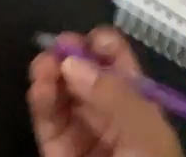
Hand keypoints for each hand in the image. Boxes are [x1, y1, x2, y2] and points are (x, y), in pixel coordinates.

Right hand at [28, 28, 183, 156]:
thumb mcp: (147, 138)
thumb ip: (114, 95)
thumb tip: (71, 62)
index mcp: (140, 109)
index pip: (120, 64)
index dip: (104, 46)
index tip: (89, 40)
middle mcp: (109, 116)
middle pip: (85, 71)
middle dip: (71, 53)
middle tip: (59, 47)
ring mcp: (81, 133)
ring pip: (61, 89)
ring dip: (50, 71)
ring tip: (44, 67)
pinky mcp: (56, 150)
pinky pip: (45, 116)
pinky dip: (39, 95)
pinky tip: (39, 85)